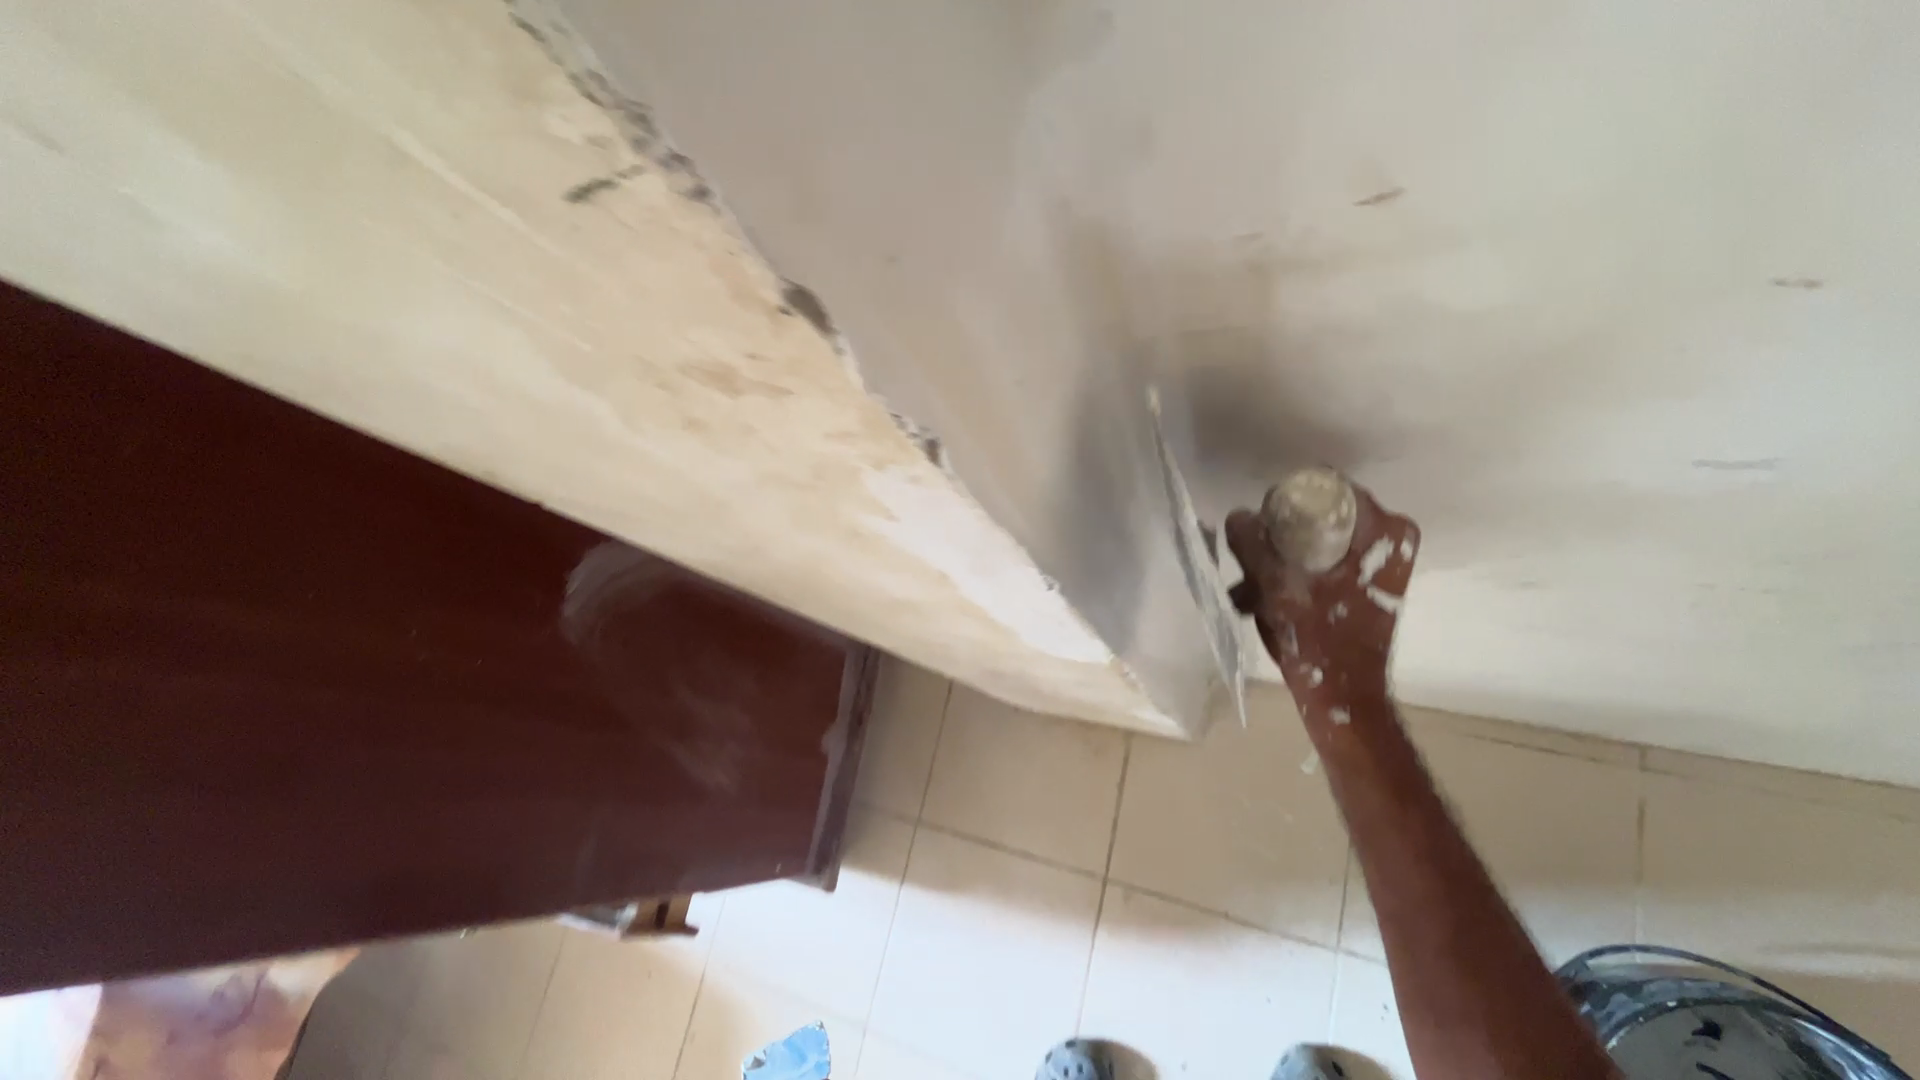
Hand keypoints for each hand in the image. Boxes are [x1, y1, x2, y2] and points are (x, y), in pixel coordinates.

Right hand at [1223, 481, 1419, 719]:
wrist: (1345, 696)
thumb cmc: (1318, 640)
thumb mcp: (1277, 587)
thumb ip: (1253, 546)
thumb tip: (1238, 515)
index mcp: (1384, 531)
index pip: (1326, 487)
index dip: (1285, 502)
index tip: (1260, 527)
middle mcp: (1391, 539)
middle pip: (1319, 515)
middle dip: (1278, 536)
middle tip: (1251, 561)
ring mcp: (1381, 563)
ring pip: (1316, 541)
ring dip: (1281, 560)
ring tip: (1249, 588)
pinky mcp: (1368, 584)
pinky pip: (1321, 561)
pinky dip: (1294, 575)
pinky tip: (1264, 598)